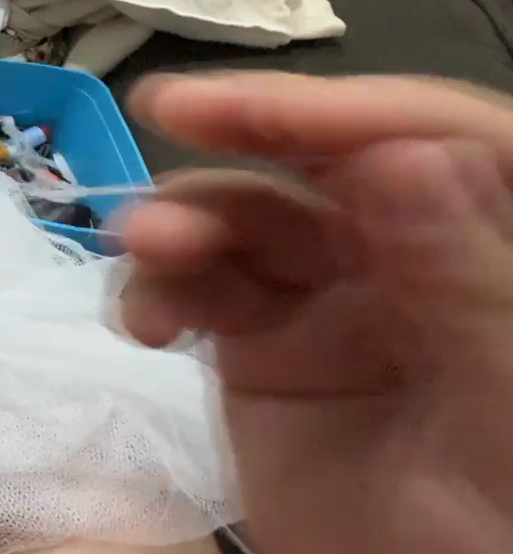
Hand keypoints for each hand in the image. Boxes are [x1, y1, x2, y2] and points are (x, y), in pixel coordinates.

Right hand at [117, 72, 512, 553]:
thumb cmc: (502, 535)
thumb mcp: (510, 415)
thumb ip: (469, 284)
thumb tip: (408, 157)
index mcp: (497, 258)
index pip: (438, 139)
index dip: (334, 106)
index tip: (230, 105)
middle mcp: (410, 262)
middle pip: (317, 163)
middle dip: (236, 132)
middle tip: (161, 110)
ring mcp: (325, 300)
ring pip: (234, 218)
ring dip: (178, 223)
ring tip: (142, 251)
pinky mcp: (251, 339)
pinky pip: (186, 286)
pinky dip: (148, 291)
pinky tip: (140, 326)